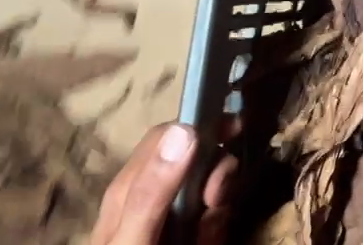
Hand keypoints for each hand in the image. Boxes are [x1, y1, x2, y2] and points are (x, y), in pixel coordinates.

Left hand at [94, 123, 236, 244]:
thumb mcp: (132, 242)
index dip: (203, 128)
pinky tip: (209, 241)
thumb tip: (185, 130)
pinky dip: (217, 229)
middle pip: (198, 155)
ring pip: (211, 185)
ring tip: (209, 233)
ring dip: (221, 202)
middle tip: (220, 196)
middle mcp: (150, 194)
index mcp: (130, 187)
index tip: (232, 137)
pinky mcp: (187, 234)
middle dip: (218, 171)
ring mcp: (169, 216)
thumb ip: (152, 192)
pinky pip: (214, 219)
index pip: (170, 133)